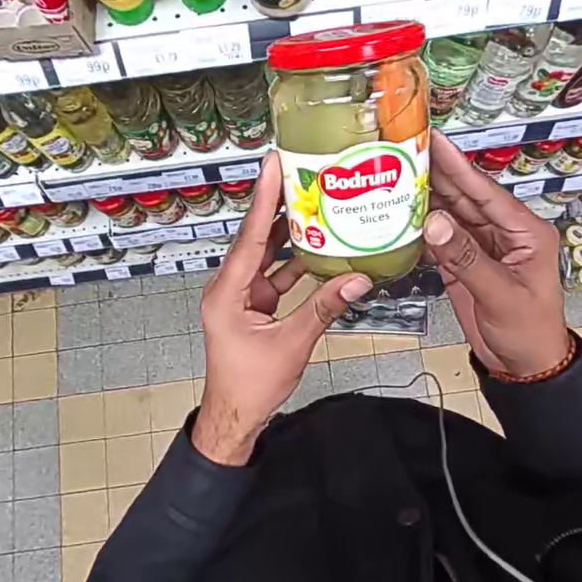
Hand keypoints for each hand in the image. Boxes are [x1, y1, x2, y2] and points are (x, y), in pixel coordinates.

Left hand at [196, 153, 370, 464]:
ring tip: (311, 202)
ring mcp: (241, 297)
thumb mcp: (291, 344)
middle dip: (276, 207)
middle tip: (296, 173)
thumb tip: (355, 280)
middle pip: (256, 238)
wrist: (235, 415)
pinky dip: (294, 264)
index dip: (263, 200)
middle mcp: (229, 288)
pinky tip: (317, 249)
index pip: (249, 237)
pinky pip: (275, 276)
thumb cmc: (248, 386)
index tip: (272, 167)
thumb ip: (324, 308)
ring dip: (287, 233)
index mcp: (227, 293)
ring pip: (266, 256)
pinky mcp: (254, 306)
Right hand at [423, 132, 569, 378]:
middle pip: (464, 198)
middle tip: (405, 150)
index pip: (484, 192)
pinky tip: (401, 217)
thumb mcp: (501, 294)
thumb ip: (466, 258)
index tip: (433, 141)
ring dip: (425, 199)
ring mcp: (482, 248)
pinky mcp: (464, 265)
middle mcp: (502, 234)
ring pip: (450, 216)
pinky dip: (421, 230)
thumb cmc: (530, 331)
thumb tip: (434, 223)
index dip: (456, 165)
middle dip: (436, 174)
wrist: (524, 365)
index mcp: (524, 232)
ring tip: (395, 176)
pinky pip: (440, 240)